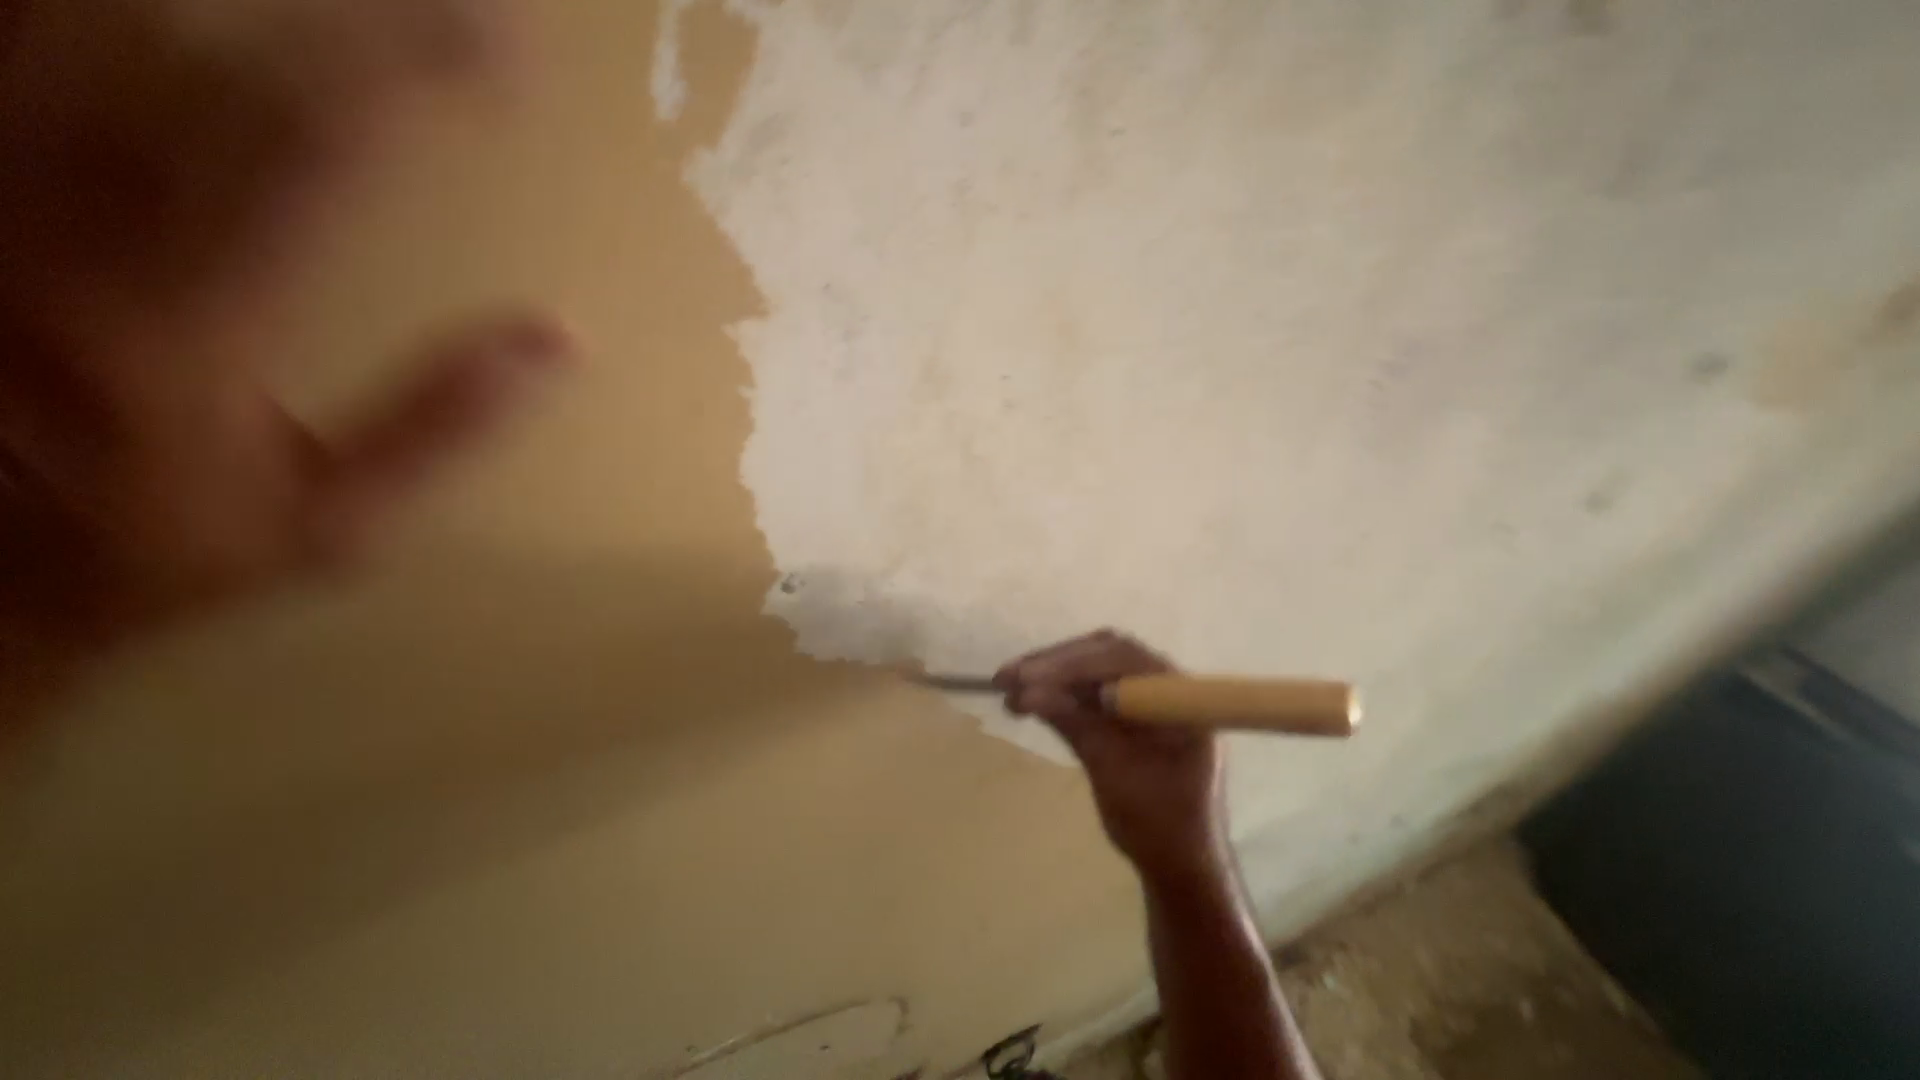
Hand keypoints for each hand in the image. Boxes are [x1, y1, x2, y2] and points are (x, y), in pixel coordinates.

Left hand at [0, 1, 571, 681]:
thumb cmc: (161, 553)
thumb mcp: (334, 525)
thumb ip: (445, 427)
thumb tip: (564, 339)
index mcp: (192, 323)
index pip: (321, 150)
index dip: (418, 76)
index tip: (504, 47)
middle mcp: (82, 229)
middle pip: (213, 60)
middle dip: (350, 22)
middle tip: (445, 8)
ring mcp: (4, 186)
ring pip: (108, 30)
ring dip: (239, 12)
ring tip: (351, 15)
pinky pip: (38, 53)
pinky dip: (121, 28)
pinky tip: (197, 30)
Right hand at [996, 630, 1227, 874]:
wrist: (1180, 865)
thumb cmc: (1158, 824)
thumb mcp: (1113, 773)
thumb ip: (1076, 726)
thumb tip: (1026, 691)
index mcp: (1179, 697)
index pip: (1122, 658)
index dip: (1071, 663)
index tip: (1027, 679)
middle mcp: (1166, 687)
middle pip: (1106, 655)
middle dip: (1055, 665)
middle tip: (1006, 678)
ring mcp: (1148, 700)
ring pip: (1094, 669)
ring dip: (1051, 676)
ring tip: (1007, 689)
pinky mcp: (1130, 715)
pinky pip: (1093, 692)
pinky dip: (1061, 695)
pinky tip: (1028, 701)